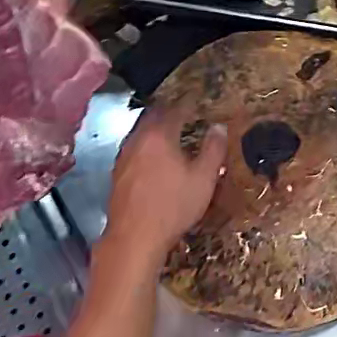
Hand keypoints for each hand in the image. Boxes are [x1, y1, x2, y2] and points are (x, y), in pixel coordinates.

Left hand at [102, 109, 228, 266]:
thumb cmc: (175, 204)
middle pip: (151, 119)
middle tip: (184, 113)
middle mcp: (136, 142)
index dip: (186, 105)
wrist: (136, 235)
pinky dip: (148, 147)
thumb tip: (218, 127)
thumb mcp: (205, 177)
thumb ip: (213, 149)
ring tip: (172, 133)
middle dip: (168, 113)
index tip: (197, 101)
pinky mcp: (118, 175)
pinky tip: (156, 158)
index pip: (173, 111)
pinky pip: (135, 151)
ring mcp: (123, 158)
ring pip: (140, 135)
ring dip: (156, 130)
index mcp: (158, 137)